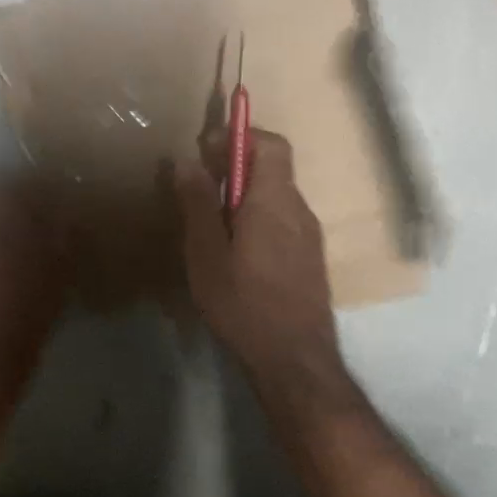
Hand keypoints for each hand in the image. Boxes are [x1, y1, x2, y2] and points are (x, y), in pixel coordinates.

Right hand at [173, 129, 340, 379]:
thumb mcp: (205, 254)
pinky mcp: (309, 259)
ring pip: (275, 195)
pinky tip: (232, 248)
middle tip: (197, 185)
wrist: (294, 361)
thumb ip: (197, 204)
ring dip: (243, 193)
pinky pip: (281, 219)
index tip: (205, 149)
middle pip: (272, 168)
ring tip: (208, 219)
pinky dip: (256, 216)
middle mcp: (299, 210)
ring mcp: (309, 236)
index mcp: (274, 201)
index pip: (271, 144)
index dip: (240, 135)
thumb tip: (187, 161)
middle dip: (235, 165)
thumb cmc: (243, 304)